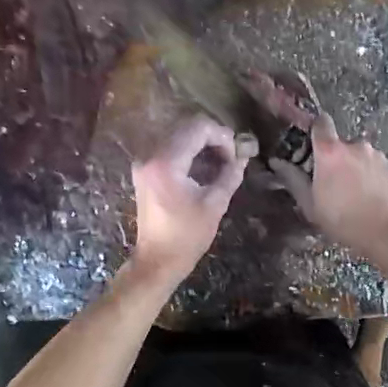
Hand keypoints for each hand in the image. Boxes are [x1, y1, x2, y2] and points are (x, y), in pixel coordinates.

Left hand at [130, 117, 255, 284]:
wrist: (157, 260)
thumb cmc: (187, 237)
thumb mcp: (214, 205)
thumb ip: (230, 175)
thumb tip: (243, 157)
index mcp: (166, 162)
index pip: (197, 128)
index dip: (222, 136)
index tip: (235, 155)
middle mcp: (150, 155)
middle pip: (186, 127)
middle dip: (212, 138)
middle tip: (230, 158)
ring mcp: (144, 161)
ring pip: (178, 135)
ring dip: (201, 144)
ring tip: (219, 164)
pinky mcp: (145, 170)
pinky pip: (169, 148)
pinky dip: (189, 152)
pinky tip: (203, 168)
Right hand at [265, 110, 387, 268]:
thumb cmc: (345, 221)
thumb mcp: (311, 206)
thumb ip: (293, 180)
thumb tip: (278, 163)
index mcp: (330, 151)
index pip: (320, 123)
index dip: (315, 131)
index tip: (312, 146)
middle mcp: (355, 145)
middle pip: (341, 145)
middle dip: (336, 160)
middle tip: (333, 185)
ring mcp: (378, 155)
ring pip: (360, 157)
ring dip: (355, 170)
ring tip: (355, 196)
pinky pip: (377, 168)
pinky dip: (372, 178)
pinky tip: (372, 199)